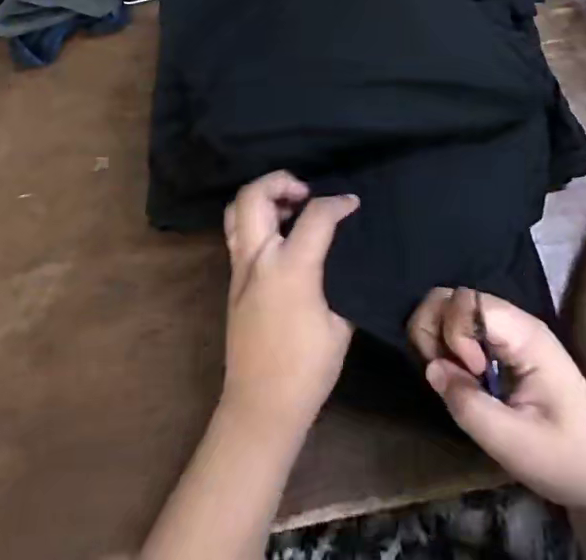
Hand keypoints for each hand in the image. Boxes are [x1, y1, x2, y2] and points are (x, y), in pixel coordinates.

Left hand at [221, 171, 359, 429]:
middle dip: (281, 181)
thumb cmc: (308, 368)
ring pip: (236, 210)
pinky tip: (281, 237)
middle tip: (306, 193)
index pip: (316, 215)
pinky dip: (256, 219)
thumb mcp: (341, 323)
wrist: (261, 405)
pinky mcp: (232, 282)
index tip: (353, 204)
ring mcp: (239, 269)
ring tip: (291, 208)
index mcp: (290, 269)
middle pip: (255, 195)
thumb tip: (344, 256)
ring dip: (263, 197)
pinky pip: (236, 233)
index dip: (339, 203)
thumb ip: (340, 280)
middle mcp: (258, 259)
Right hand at [407, 288, 585, 512]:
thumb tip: (430, 367)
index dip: (455, 333)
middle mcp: (514, 323)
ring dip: (437, 339)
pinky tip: (460, 381)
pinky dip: (446, 348)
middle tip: (447, 375)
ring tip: (453, 380)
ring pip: (452, 309)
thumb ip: (469, 405)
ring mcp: (507, 333)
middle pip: (454, 297)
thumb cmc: (566, 459)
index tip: (473, 376)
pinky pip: (461, 329)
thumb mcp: (515, 444)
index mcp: (525, 335)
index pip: (468, 301)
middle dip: (435, 330)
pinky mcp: (501, 348)